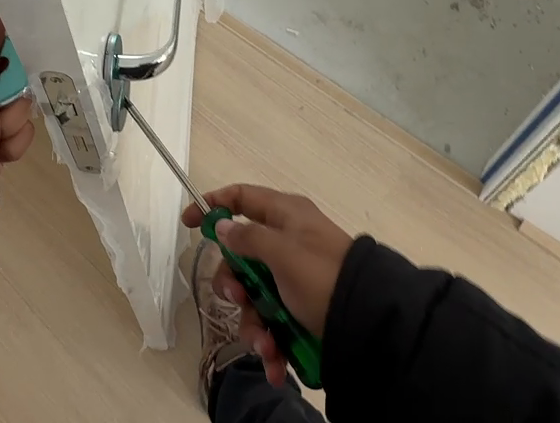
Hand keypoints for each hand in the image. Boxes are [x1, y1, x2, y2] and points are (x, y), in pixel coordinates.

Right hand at [182, 184, 353, 384]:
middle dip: (234, 284)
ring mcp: (293, 277)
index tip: (189, 223)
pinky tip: (274, 361)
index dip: (213, 205)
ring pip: (254, 295)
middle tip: (238, 298)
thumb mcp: (282, 252)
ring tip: (265, 345)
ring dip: (253, 323)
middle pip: (241, 256)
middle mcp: (286, 242)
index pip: (241, 197)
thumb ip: (247, 238)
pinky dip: (270, 342)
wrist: (370, 323)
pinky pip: (272, 322)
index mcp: (284, 215)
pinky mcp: (299, 309)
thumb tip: (222, 226)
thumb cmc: (322, 276)